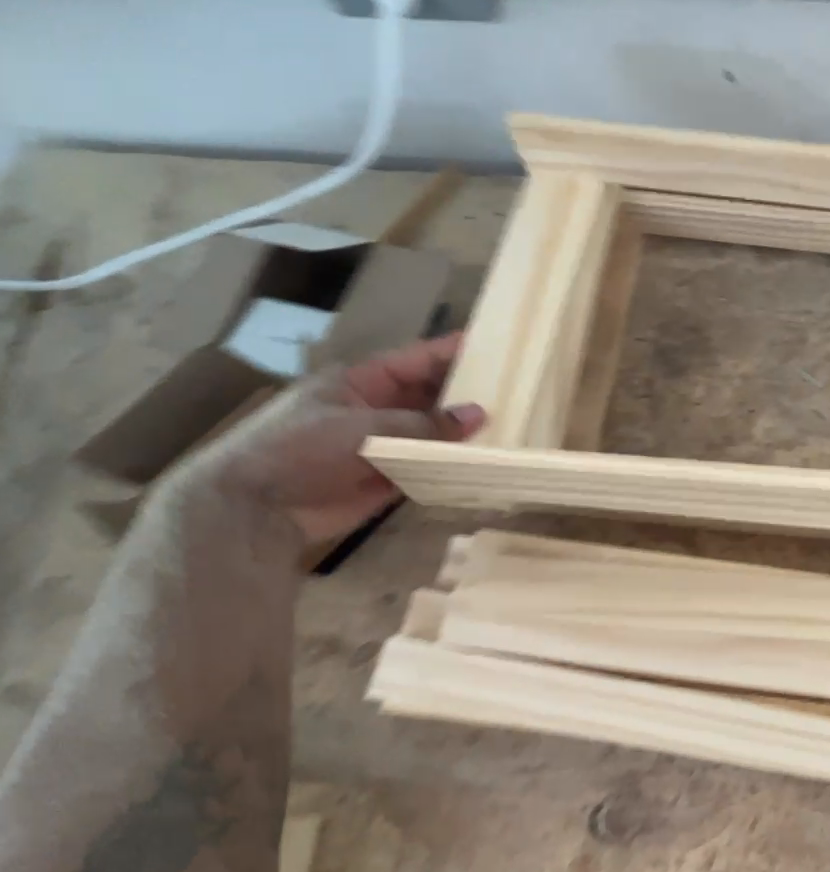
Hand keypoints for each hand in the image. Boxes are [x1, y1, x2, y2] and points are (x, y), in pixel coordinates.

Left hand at [188, 333, 485, 544]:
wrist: (257, 509)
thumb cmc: (296, 450)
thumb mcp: (359, 427)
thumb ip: (421, 423)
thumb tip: (479, 414)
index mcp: (359, 383)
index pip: (413, 361)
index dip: (449, 352)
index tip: (491, 346)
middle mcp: (376, 409)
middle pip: (430, 396)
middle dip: (466, 394)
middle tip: (515, 392)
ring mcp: (385, 445)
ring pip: (435, 432)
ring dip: (466, 432)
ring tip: (514, 427)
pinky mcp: (392, 478)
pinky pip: (432, 465)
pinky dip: (456, 463)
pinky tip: (489, 461)